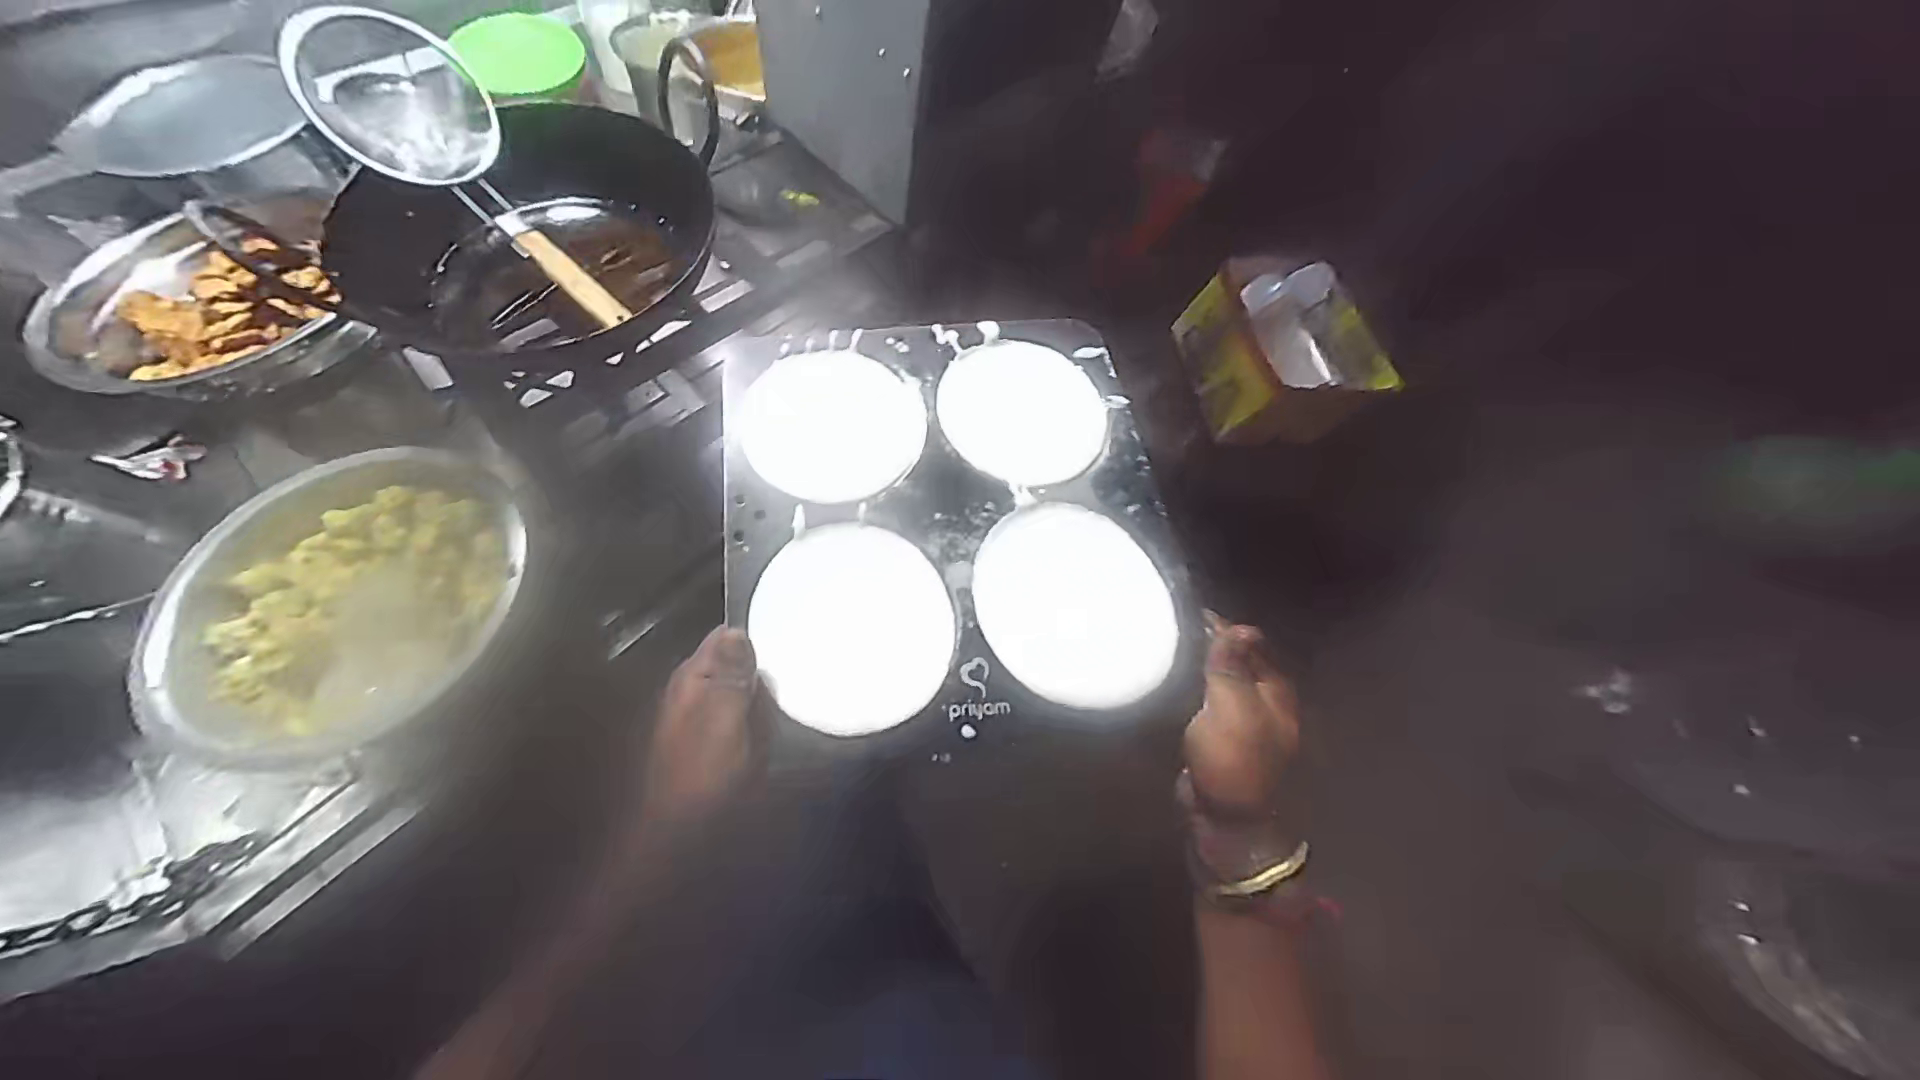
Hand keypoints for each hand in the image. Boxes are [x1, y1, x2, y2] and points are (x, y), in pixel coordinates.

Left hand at [640, 625, 761, 827]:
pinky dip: (757, 730)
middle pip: (743, 667)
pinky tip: (759, 747)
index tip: (778, 655)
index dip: (753, 641)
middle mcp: (696, 690)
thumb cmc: (702, 773)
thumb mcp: (722, 717)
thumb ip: (731, 673)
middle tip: (765, 710)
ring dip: (762, 710)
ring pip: (750, 695)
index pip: (725, 636)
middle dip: (762, 684)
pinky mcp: (716, 738)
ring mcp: (706, 714)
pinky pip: (748, 721)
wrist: (680, 833)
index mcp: (693, 677)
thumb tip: (736, 629)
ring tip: (762, 735)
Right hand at [1180, 614, 1302, 880]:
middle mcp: (1264, 701)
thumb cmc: (1236, 762)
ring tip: (1161, 651)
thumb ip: (1231, 667)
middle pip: (1234, 660)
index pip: (1246, 642)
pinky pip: (1205, 704)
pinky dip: (1189, 691)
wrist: (1230, 825)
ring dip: (1195, 667)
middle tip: (1166, 628)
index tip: (1183, 612)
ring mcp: (1244, 722)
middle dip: (1205, 644)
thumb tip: (1238, 625)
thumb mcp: (1234, 710)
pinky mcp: (1222, 739)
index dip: (1217, 626)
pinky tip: (1166, 686)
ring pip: (1218, 681)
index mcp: (1275, 690)